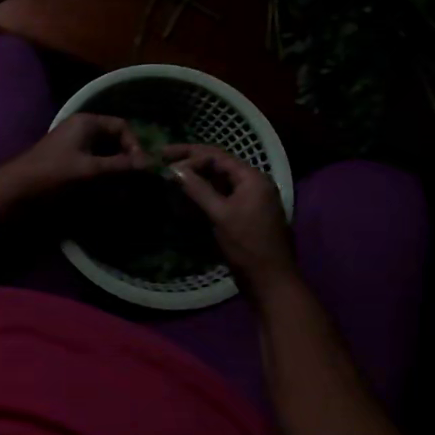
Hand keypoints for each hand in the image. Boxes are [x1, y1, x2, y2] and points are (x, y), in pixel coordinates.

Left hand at [4, 114, 149, 196]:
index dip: (134, 145)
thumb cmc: (54, 173)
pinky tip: (108, 187)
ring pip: (105, 152)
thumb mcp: (91, 169)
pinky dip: (104, 172)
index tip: (140, 167)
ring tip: (124, 185)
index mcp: (87, 122)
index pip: (122, 126)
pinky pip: (94, 161)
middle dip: (127, 157)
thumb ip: (121, 166)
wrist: (18, 189)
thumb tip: (149, 165)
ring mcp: (74, 143)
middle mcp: (82, 128)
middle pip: (115, 139)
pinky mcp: (69, 159)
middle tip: (136, 178)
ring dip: (116, 167)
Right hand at [163, 145, 294, 283]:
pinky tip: (186, 195)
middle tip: (163, 161)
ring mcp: (250, 199)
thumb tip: (174, 169)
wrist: (271, 281)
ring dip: (196, 177)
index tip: (163, 157)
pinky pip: (222, 195)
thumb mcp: (220, 215)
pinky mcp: (245, 214)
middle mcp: (253, 183)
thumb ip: (198, 189)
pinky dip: (204, 193)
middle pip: (218, 165)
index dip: (188, 153)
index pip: (216, 155)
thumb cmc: (247, 245)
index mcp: (252, 178)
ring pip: (219, 181)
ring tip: (171, 176)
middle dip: (191, 162)